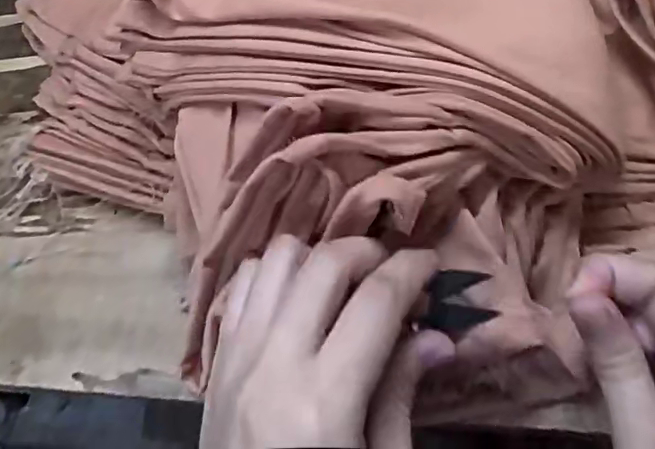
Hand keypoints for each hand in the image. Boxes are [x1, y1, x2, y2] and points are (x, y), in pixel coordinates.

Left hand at [200, 235, 455, 448]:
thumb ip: (399, 397)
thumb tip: (436, 337)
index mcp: (323, 401)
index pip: (375, 303)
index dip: (410, 271)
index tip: (431, 260)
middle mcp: (275, 360)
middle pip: (325, 263)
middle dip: (368, 253)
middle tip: (392, 272)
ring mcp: (239, 352)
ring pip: (278, 257)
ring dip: (317, 256)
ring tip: (344, 284)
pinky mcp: (218, 355)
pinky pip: (245, 281)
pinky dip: (276, 272)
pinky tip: (299, 296)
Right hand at [566, 253, 654, 448]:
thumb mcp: (645, 444)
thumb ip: (617, 363)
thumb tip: (579, 290)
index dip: (614, 275)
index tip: (567, 294)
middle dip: (615, 291)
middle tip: (572, 314)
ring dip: (617, 317)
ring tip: (585, 341)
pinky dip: (627, 345)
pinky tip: (605, 363)